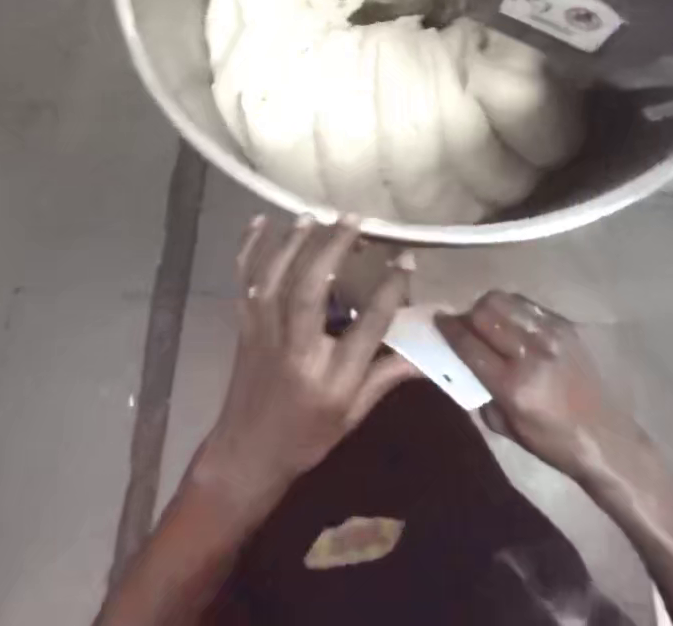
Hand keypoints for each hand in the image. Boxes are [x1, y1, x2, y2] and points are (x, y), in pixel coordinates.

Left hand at [192, 215, 416, 514]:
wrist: (246, 455)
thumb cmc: (306, 437)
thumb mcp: (354, 413)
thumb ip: (387, 374)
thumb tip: (429, 350)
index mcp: (330, 377)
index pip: (367, 325)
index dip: (390, 288)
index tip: (406, 259)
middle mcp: (295, 350)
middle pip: (311, 289)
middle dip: (332, 249)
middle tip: (354, 219)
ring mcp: (264, 333)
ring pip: (275, 278)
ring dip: (294, 242)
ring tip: (316, 216)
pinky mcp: (244, 325)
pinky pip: (244, 280)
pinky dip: (249, 247)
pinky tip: (261, 221)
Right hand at [436, 290, 647, 487]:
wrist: (607, 439)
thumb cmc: (553, 442)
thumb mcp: (507, 426)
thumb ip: (480, 391)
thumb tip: (462, 362)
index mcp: (513, 384)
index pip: (469, 344)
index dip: (448, 328)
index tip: (438, 319)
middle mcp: (531, 353)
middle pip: (484, 312)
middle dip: (468, 315)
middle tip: (466, 325)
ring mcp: (552, 335)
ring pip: (505, 300)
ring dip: (490, 308)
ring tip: (490, 321)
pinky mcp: (567, 326)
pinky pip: (529, 305)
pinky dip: (514, 310)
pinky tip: (515, 324)